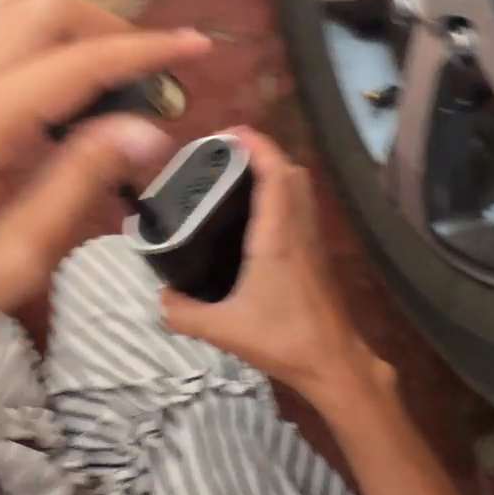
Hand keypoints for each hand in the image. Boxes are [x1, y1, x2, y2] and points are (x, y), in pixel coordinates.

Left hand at [0, 0, 209, 482]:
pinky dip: (34, 37)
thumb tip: (150, 128)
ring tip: (103, 79)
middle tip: (147, 83)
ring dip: (68, 27)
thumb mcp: (17, 255)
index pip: (78, 63)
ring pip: (11, 7)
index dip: (146, 50)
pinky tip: (53, 91)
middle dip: (109, 30)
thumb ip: (82, 179)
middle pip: (42, 8)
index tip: (198, 46)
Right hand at [160, 129, 389, 403]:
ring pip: (299, 186)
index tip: (226, 133)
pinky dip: (280, 191)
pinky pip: (300, 205)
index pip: (273, 172)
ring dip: (273, 170)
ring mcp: (311, 238)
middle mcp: (298, 227)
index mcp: (277, 234)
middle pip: (289, 170)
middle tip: (224, 156)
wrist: (333, 361)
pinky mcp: (315, 251)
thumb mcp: (224, 329)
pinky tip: (254, 214)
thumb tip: (160, 297)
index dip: (254, 144)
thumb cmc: (283, 339)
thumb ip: (184, 313)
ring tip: (235, 177)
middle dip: (261, 152)